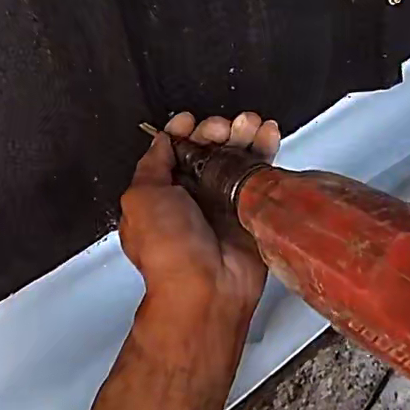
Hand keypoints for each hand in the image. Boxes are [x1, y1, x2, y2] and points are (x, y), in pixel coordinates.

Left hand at [119, 112, 280, 313]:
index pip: (174, 151)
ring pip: (236, 157)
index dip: (182, 132)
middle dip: (216, 130)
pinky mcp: (251, 210)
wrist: (204, 287)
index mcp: (162, 193)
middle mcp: (193, 197)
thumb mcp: (141, 197)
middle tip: (222, 129)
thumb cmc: (167, 249)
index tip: (190, 122)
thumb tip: (160, 141)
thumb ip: (151, 164)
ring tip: (250, 124)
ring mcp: (223, 203)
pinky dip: (266, 149)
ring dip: (243, 134)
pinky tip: (268, 133)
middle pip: (208, 149)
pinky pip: (260, 174)